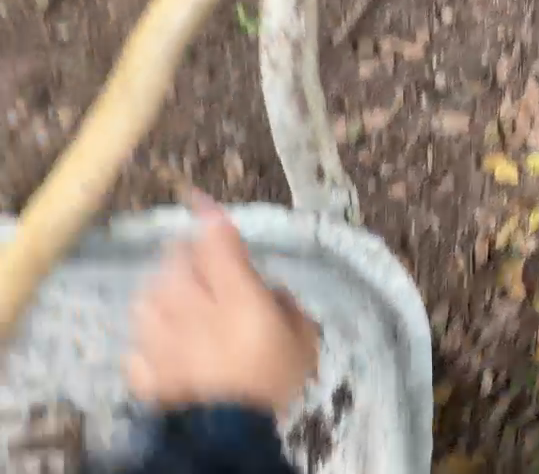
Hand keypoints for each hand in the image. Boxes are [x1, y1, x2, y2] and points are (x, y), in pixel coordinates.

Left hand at [125, 199, 318, 414]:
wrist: (225, 431)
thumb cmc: (275, 376)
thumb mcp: (303, 333)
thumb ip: (285, 304)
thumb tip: (271, 292)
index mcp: (239, 298)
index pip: (220, 249)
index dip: (212, 222)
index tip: (204, 201)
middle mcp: (195, 312)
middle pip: (177, 268)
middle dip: (183, 250)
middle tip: (192, 241)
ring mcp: (163, 342)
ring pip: (150, 299)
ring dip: (161, 284)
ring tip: (173, 281)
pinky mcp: (146, 369)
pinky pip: (140, 339)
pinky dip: (150, 329)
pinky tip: (162, 332)